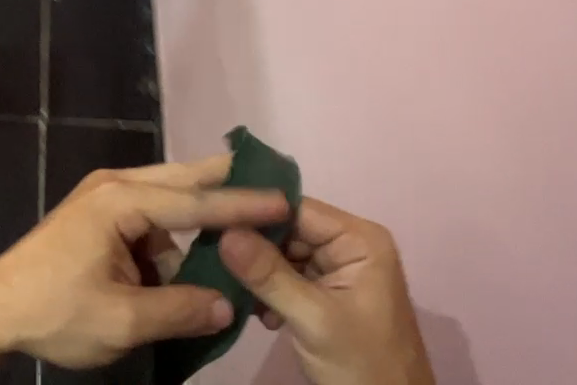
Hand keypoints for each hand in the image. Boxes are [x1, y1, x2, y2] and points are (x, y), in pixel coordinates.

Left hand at [0, 155, 290, 368]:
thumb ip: (180, 310)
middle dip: (226, 185)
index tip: (285, 199)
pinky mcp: (100, 217)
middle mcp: (116, 185)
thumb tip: (228, 304)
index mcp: (121, 200)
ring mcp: (105, 198)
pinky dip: (174, 237)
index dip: (242, 205)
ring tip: (243, 228)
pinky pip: (150, 220)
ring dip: (200, 218)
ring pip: (168, 200)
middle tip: (273, 183)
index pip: (195, 201)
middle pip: (183, 180)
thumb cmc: (54, 310)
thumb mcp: (123, 320)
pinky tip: (195, 259)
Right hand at [220, 198, 434, 384]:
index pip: (295, 208)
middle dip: (254, 248)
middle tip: (215, 261)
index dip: (255, 213)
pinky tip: (257, 313)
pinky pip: (289, 276)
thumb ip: (268, 274)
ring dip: (259, 273)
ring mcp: (339, 270)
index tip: (212, 223)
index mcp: (359, 239)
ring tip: (235, 293)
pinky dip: (269, 292)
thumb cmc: (364, 371)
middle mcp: (350, 244)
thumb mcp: (313, 321)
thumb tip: (224, 231)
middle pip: (287, 229)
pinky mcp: (328, 294)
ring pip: (283, 253)